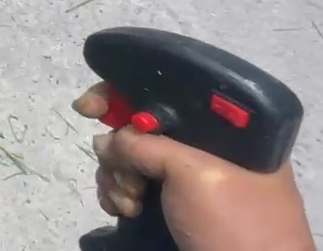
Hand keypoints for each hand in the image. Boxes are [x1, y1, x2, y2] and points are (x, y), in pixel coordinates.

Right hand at [73, 83, 315, 250]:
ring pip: (128, 157)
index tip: (88, 110)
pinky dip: (116, 191)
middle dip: (116, 149)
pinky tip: (119, 207)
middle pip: (137, 129)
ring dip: (115, 176)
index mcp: (231, 140)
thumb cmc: (235, 226)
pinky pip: (129, 182)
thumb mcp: (191, 173)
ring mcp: (190, 183)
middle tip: (117, 171)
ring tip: (125, 203)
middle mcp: (209, 155)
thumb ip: (140, 143)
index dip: (120, 96)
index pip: (164, 97)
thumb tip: (107, 144)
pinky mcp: (173, 205)